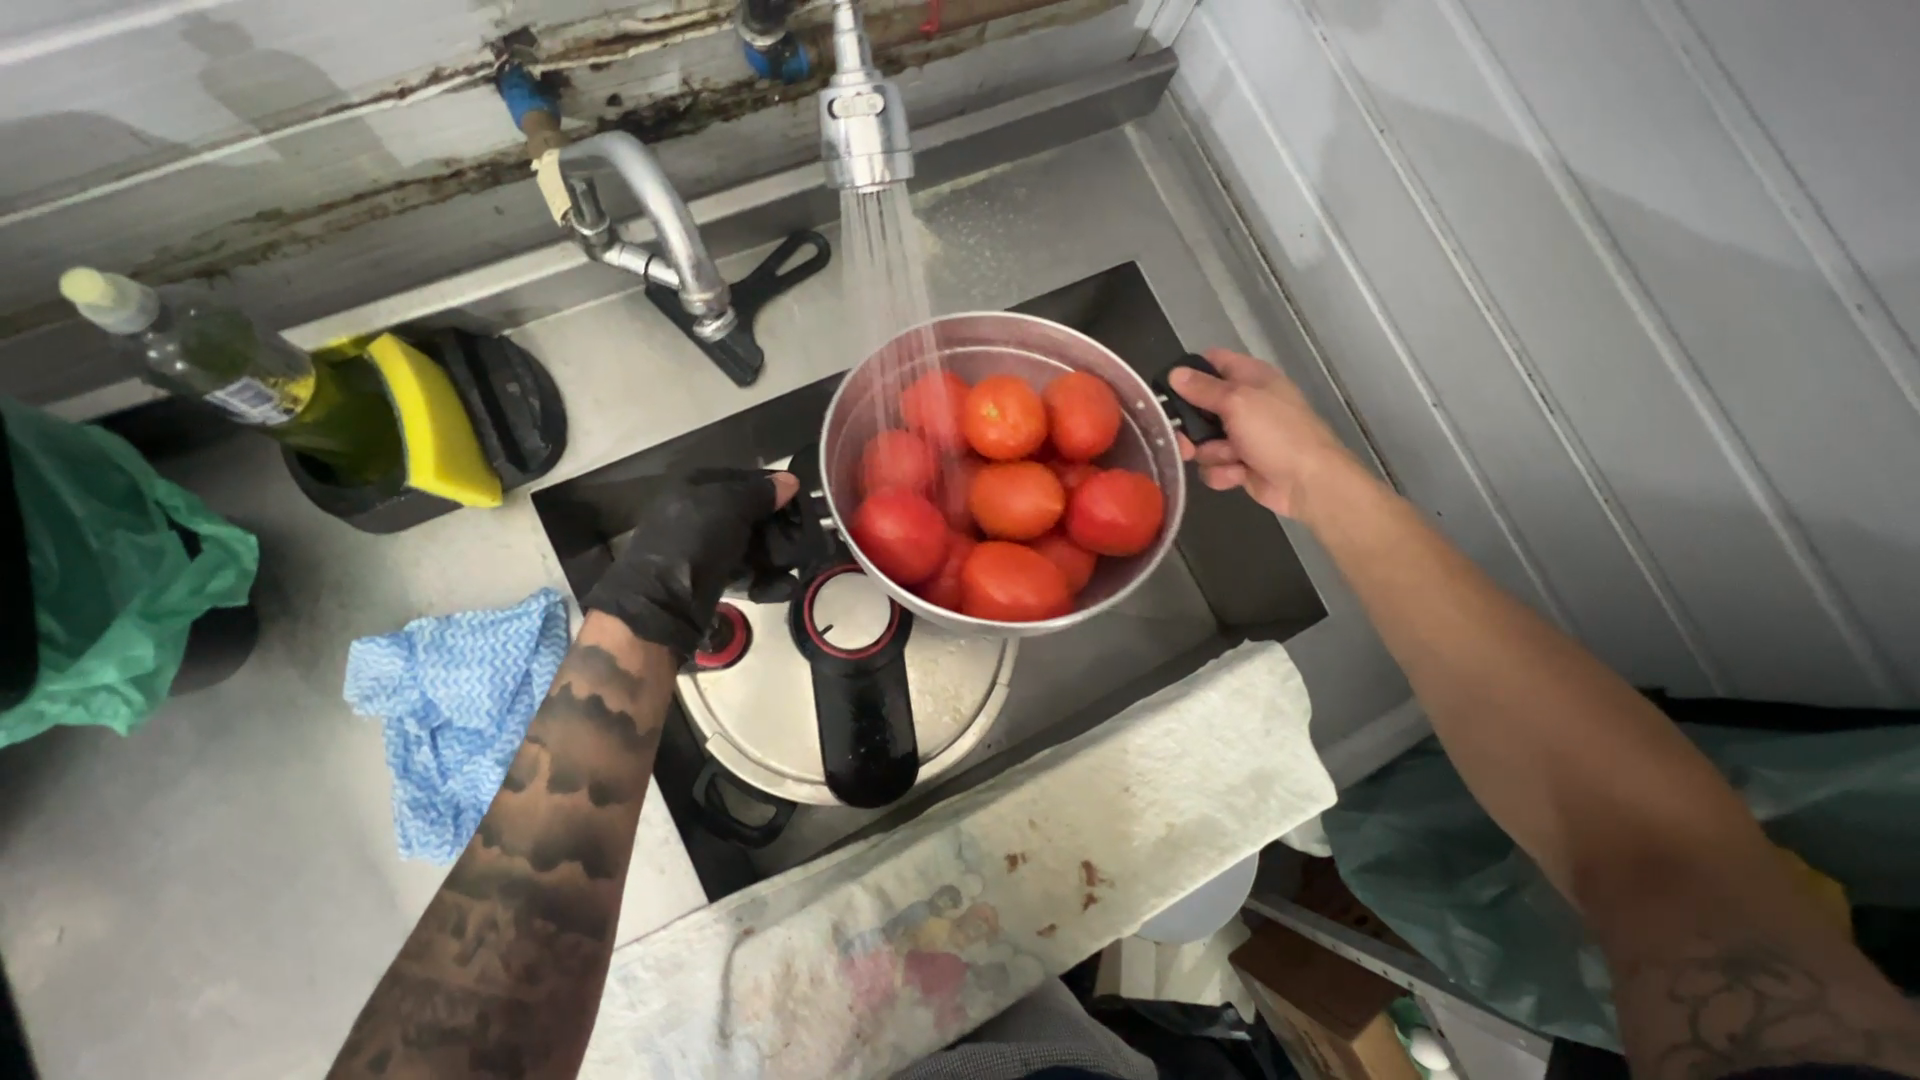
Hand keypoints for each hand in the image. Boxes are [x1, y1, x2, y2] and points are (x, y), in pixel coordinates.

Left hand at [583, 469, 800, 654]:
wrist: (662, 601)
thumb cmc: (695, 540)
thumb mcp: (731, 506)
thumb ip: (761, 492)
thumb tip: (790, 481)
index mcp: (694, 487)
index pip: (741, 478)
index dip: (771, 486)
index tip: (799, 498)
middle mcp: (695, 514)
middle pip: (746, 514)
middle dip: (777, 524)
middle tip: (805, 533)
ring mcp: (700, 548)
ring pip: (747, 545)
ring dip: (775, 555)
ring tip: (801, 563)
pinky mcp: (707, 579)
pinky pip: (742, 573)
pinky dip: (763, 580)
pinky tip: (785, 586)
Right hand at [1170, 348, 1366, 521]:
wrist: (1307, 481)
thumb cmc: (1277, 433)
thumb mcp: (1237, 402)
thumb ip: (1203, 388)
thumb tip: (1175, 373)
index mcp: (1250, 377)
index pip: (1213, 362)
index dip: (1190, 371)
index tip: (1169, 387)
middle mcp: (1244, 404)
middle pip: (1199, 407)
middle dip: (1189, 426)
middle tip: (1182, 438)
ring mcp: (1242, 436)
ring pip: (1202, 441)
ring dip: (1211, 453)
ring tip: (1230, 458)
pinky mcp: (1240, 464)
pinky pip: (1214, 466)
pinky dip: (1223, 472)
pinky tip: (1238, 474)